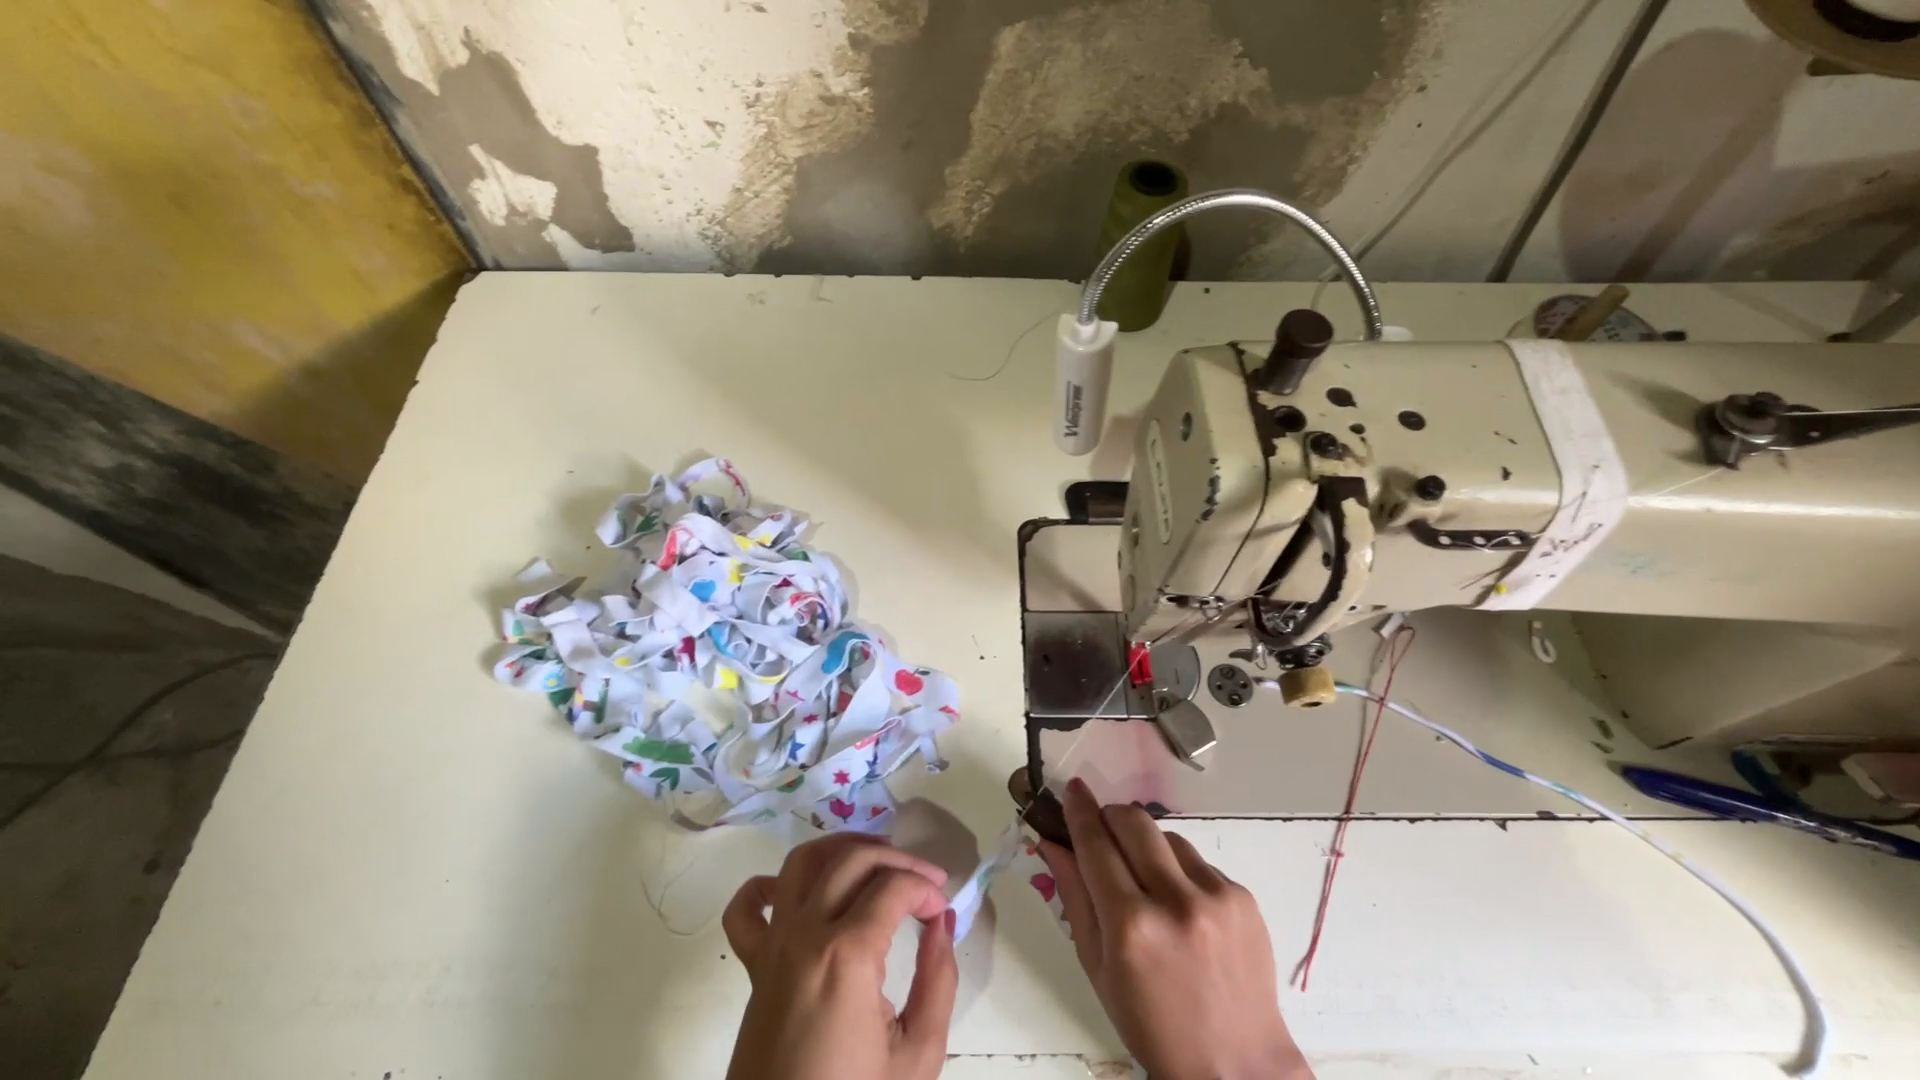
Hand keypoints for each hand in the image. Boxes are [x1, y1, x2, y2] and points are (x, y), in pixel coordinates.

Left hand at [722, 833, 957, 1079]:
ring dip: (840, 849)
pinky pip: (746, 908)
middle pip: (851, 860)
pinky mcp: (753, 965)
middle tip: (924, 883)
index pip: (893, 887)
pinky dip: (769, 887)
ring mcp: (772, 945)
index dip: (925, 888)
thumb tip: (941, 924)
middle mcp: (804, 934)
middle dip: (896, 859)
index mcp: (847, 954)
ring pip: (800, 863)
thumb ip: (939, 980)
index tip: (942, 911)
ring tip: (874, 861)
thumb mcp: (918, 1053)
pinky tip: (800, 893)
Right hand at [1039, 778, 1312, 1079]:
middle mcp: (1175, 900)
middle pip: (1134, 822)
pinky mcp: (1243, 896)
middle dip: (1111, 816)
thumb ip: (1075, 899)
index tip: (1071, 788)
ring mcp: (1216, 894)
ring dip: (1146, 846)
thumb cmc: (1152, 1024)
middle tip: (1100, 829)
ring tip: (1145, 883)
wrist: (1237, 1063)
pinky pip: (1199, 862)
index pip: (1096, 845)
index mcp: (1131, 925)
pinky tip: (1180, 907)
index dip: (1079, 812)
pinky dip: (1180, 871)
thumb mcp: (1099, 969)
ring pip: (1168, 837)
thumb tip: (1053, 845)